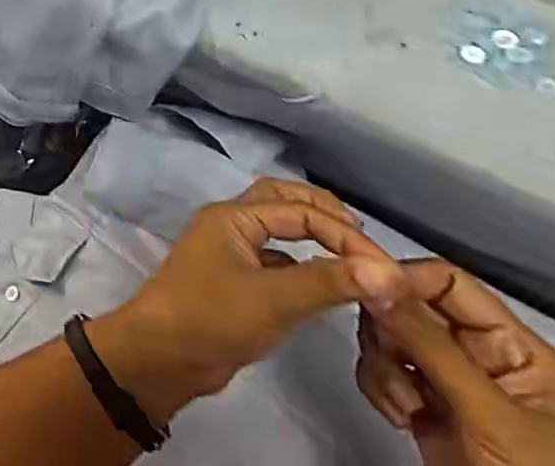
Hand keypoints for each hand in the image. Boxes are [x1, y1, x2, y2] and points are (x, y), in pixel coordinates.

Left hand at [87, 178, 408, 423]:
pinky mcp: (237, 279)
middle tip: (368, 244)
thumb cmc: (213, 315)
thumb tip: (389, 272)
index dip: (346, 236)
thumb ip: (329, 282)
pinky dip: (304, 263)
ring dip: (314, 235)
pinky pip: (276, 258)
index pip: (299, 210)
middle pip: (283, 202)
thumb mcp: (275, 298)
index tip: (389, 271)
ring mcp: (231, 251)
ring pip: (278, 229)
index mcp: (232, 216)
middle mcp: (230, 224)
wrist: (164, 353)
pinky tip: (329, 284)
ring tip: (356, 261)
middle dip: (326, 215)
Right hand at [355, 260, 554, 465]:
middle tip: (389, 359)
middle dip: (386, 331)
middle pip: (408, 308)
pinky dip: (379, 389)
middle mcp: (481, 359)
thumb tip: (373, 278)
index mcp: (516, 350)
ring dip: (381, 365)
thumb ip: (431, 344)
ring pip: (388, 340)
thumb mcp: (492, 414)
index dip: (403, 279)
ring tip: (402, 405)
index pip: (448, 284)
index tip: (364, 291)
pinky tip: (398, 417)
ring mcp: (452, 387)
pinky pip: (383, 374)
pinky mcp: (427, 411)